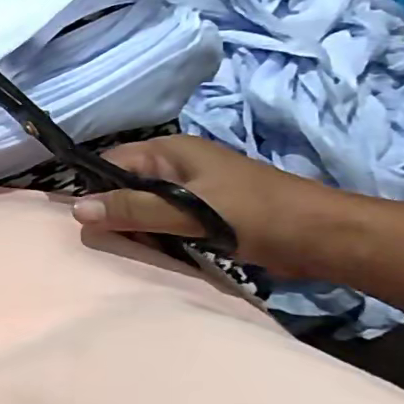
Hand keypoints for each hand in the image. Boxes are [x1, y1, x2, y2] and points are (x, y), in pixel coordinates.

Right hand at [72, 135, 368, 278]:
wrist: (326, 238)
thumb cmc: (257, 215)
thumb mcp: (189, 212)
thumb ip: (133, 209)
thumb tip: (77, 210)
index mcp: (170, 151)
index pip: (110, 162)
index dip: (92, 188)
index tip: (80, 222)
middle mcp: (175, 165)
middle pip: (124, 185)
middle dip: (113, 212)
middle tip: (108, 242)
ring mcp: (191, 189)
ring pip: (143, 206)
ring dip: (135, 227)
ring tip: (131, 250)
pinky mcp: (203, 212)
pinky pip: (163, 220)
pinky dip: (155, 235)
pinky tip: (154, 252)